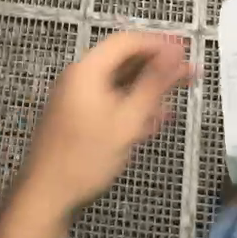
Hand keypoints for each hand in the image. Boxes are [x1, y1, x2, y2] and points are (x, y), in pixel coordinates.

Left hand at [22, 32, 192, 215]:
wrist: (48, 195)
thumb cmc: (87, 157)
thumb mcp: (127, 121)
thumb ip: (153, 84)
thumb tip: (173, 54)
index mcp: (88, 70)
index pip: (127, 42)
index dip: (158, 43)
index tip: (185, 51)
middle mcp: (81, 77)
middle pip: (124, 61)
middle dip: (157, 66)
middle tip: (189, 72)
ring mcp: (78, 97)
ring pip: (120, 83)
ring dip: (148, 88)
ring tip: (178, 94)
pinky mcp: (80, 116)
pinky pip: (111, 100)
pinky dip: (133, 105)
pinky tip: (153, 118)